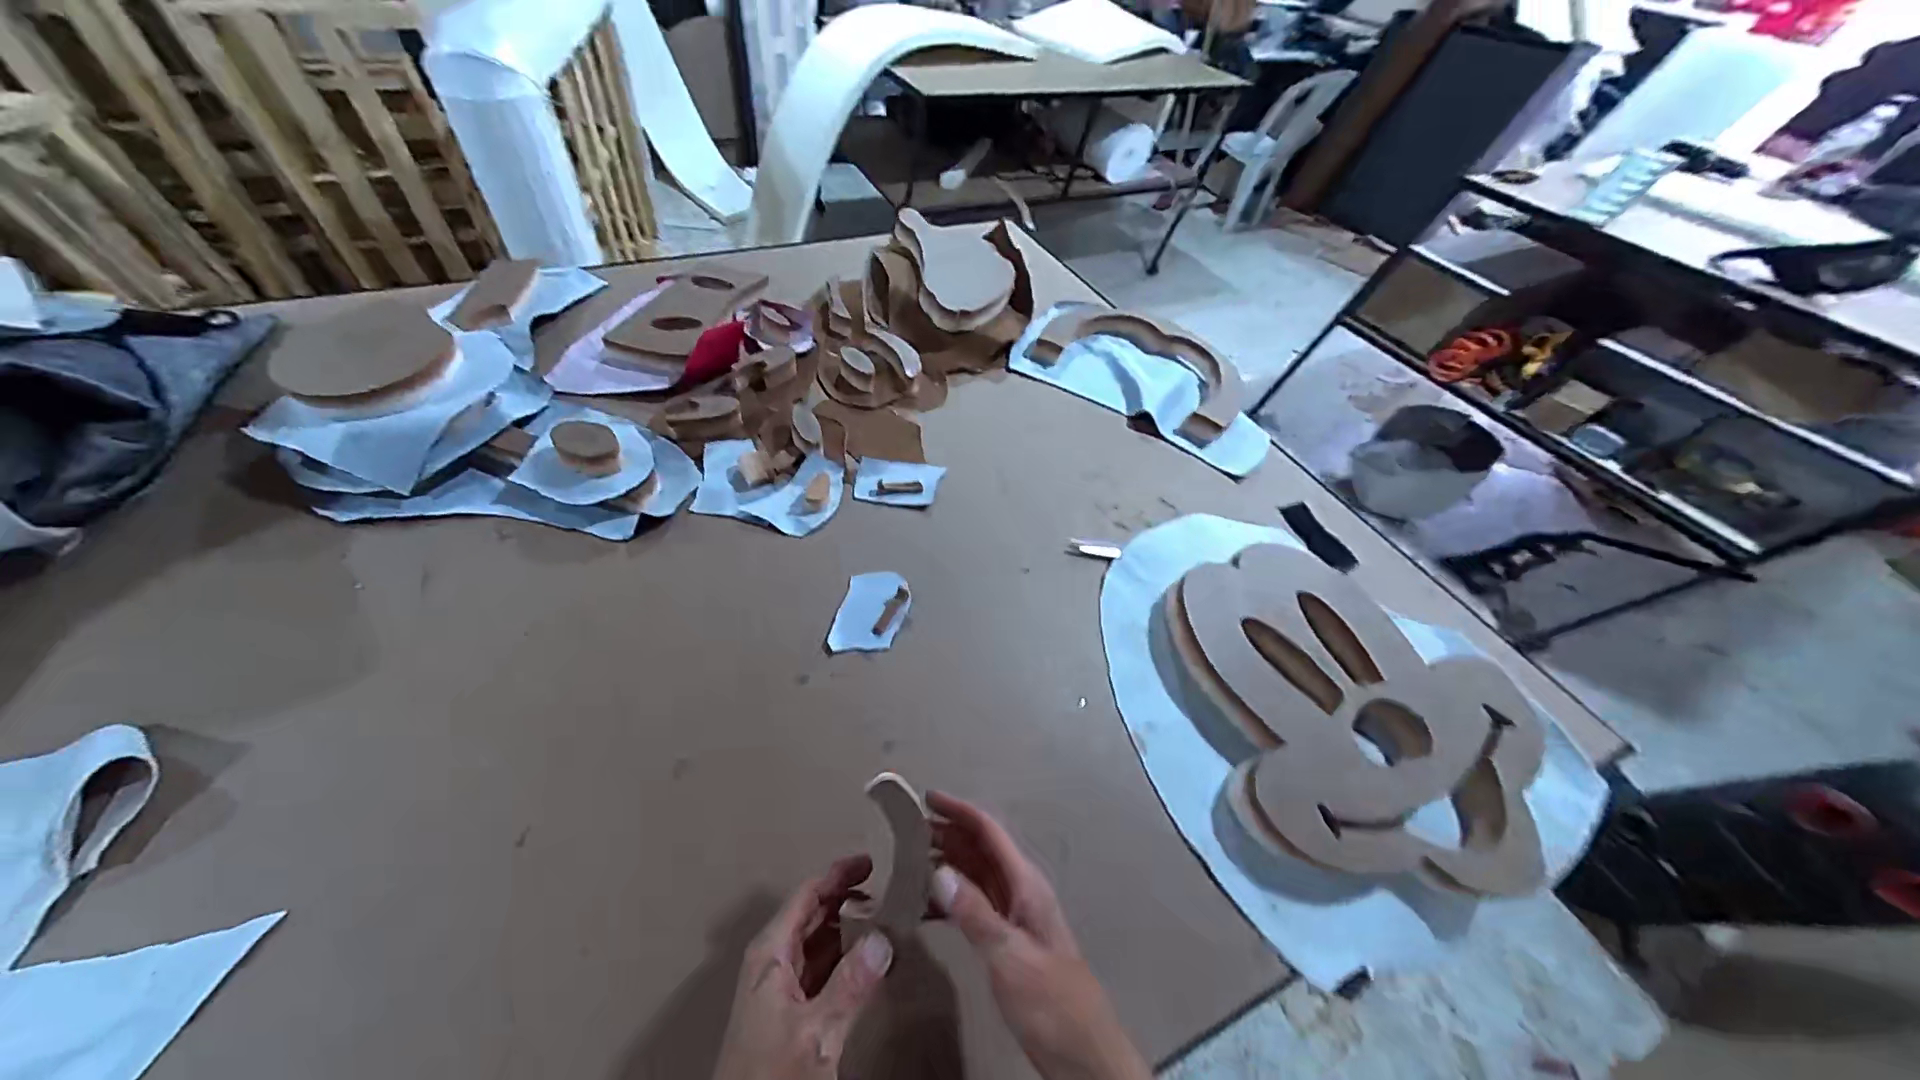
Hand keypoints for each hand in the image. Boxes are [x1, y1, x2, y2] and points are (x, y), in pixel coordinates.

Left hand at [711, 855, 895, 1079]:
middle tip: (887, 884)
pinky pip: (824, 965)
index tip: (872, 862)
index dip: (838, 874)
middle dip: (848, 894)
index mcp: (771, 952)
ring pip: (821, 938)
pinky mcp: (794, 1009)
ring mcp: (783, 984)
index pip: (807, 895)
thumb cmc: (769, 1076)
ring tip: (884, 912)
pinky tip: (869, 956)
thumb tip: (884, 939)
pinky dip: (847, 952)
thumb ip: (849, 984)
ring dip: (849, 923)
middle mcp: (775, 959)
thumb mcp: (814, 1032)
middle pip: (814, 912)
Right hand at [927, 791, 1150, 1079]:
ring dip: (947, 862)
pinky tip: (926, 904)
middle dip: (947, 832)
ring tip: (910, 860)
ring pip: (976, 874)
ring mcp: (1014, 914)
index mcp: (1026, 884)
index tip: (926, 797)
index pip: (990, 832)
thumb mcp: (1010, 957)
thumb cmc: (1051, 1001)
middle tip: (907, 829)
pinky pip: (975, 903)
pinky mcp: (1007, 938)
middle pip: (981, 848)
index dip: (960, 811)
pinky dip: (951, 897)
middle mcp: (1020, 890)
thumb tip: (938, 870)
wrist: (1083, 1054)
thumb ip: (975, 913)